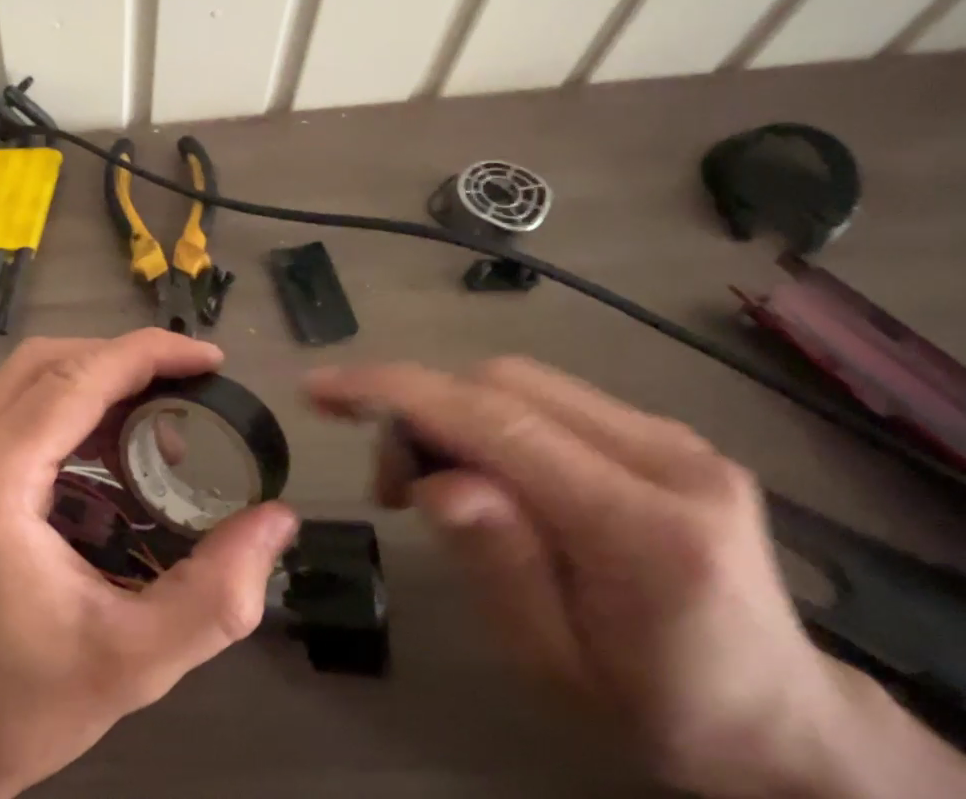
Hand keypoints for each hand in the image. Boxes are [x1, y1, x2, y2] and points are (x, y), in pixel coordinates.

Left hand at [0, 331, 297, 798]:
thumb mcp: (140, 657)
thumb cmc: (29, 702)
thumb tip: (278, 518)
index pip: (74, 380)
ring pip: (25, 381)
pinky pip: (13, 413)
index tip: (211, 360)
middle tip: (193, 391)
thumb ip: (219, 590)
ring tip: (164, 427)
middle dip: (123, 362)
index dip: (147, 356)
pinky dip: (68, 413)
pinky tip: (116, 455)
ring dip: (96, 385)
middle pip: (45, 363)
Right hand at [310, 357, 965, 798]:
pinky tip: (479, 471)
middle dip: (419, 410)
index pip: (498, 424)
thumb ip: (498, 563)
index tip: (320, 388)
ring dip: (450, 413)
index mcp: (646, 528)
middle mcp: (671, 459)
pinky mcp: (665, 436)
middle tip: (386, 485)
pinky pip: (548, 400)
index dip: (398, 393)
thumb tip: (434, 482)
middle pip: (505, 384)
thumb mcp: (555, 661)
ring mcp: (676, 440)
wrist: (780, 718)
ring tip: (428, 484)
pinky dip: (486, 418)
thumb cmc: (656, 710)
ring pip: (522, 382)